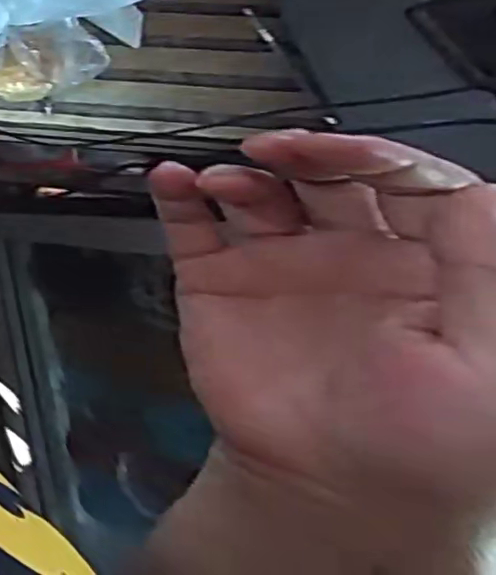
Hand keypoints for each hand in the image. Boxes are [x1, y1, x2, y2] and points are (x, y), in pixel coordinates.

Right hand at [149, 132, 495, 526]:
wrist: (329, 484)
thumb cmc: (433, 440)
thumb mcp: (492, 364)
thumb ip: (485, 277)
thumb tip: (463, 193)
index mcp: (435, 272)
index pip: (418, 189)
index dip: (376, 157)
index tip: (328, 150)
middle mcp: (355, 258)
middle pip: (329, 181)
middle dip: (301, 155)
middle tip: (267, 149)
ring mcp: (278, 266)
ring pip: (256, 195)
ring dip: (237, 175)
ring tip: (217, 182)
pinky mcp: (215, 278)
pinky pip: (189, 224)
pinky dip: (174, 194)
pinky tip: (170, 180)